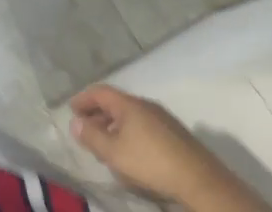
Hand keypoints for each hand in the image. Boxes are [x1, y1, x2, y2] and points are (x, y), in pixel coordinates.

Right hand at [69, 85, 265, 210]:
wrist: (199, 180)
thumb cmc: (150, 162)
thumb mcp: (114, 153)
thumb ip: (92, 136)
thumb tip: (75, 122)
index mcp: (129, 104)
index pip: (100, 92)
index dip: (84, 99)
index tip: (72, 109)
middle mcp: (146, 105)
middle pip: (116, 103)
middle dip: (98, 115)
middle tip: (86, 129)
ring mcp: (163, 119)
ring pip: (131, 116)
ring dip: (114, 126)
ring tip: (107, 145)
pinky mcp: (175, 135)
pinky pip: (144, 127)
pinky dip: (130, 134)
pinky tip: (131, 153)